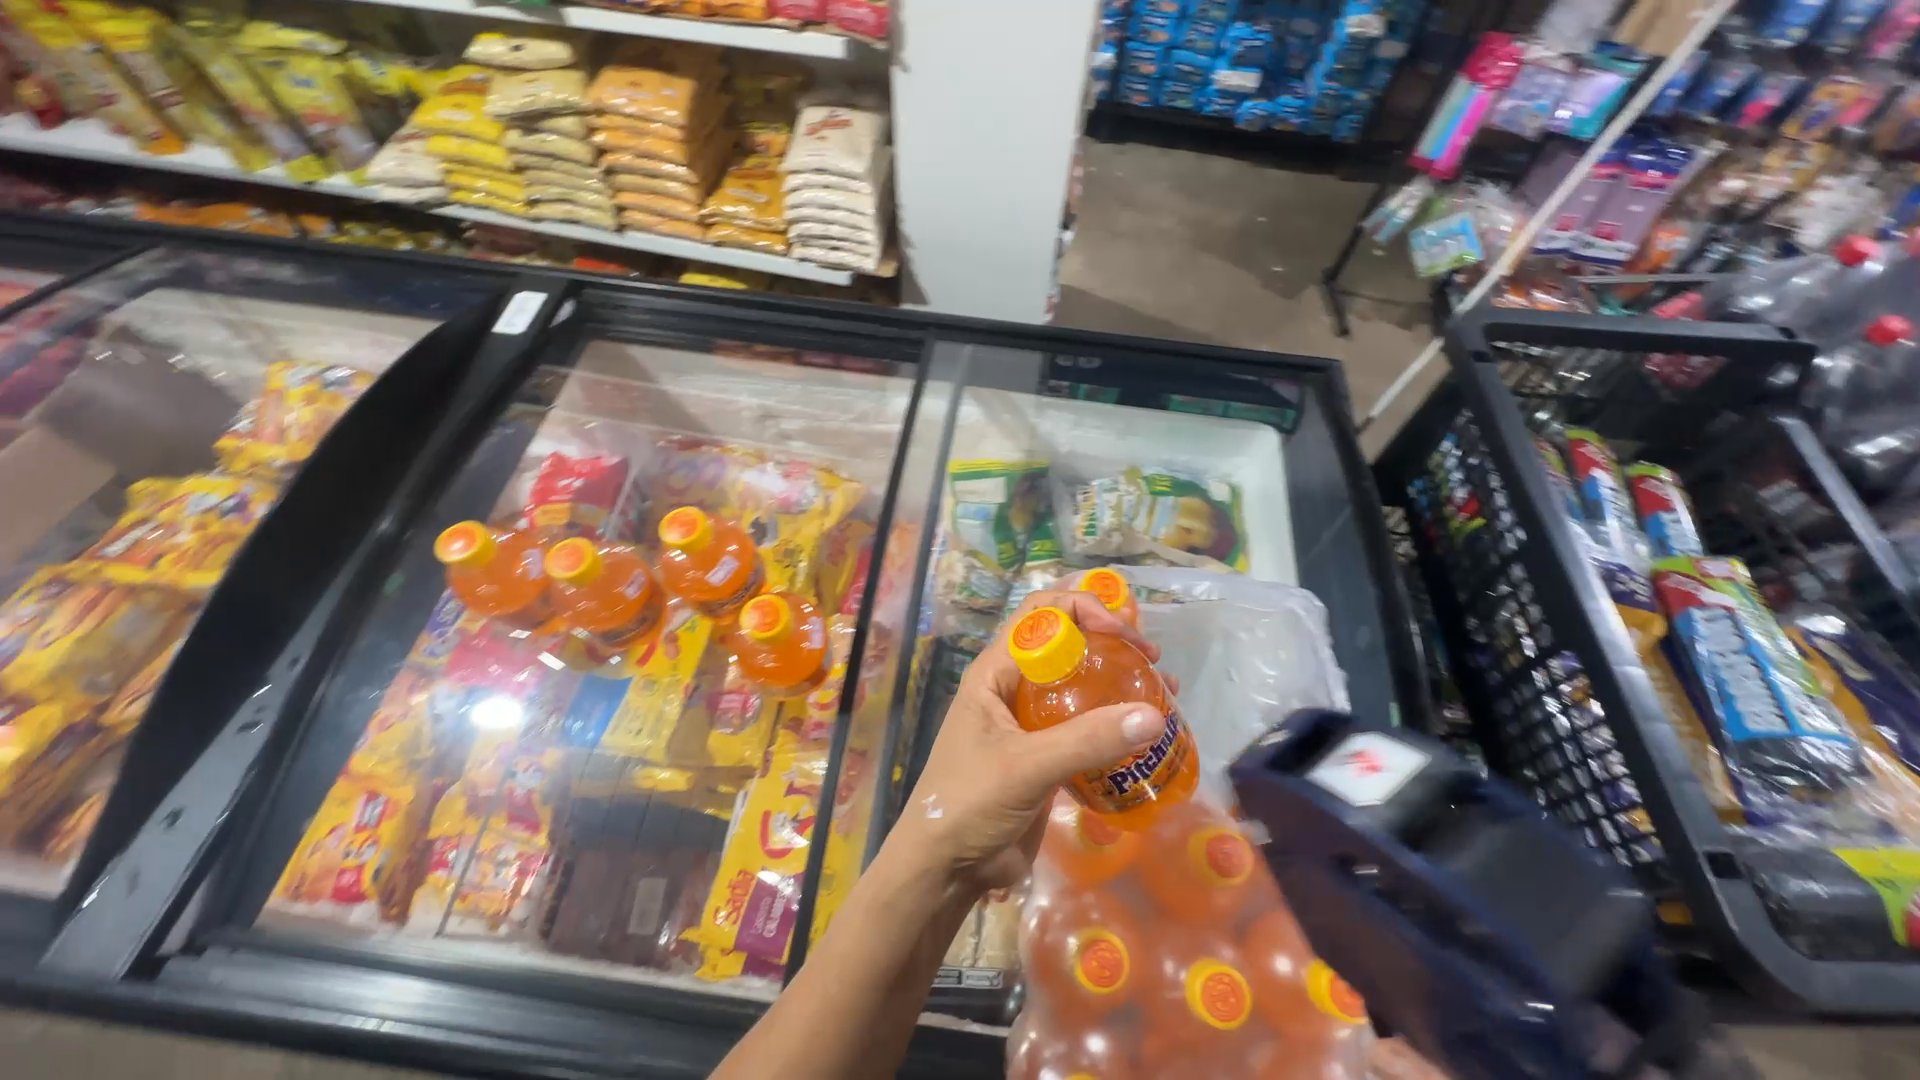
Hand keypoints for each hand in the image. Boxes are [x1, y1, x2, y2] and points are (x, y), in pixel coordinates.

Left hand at [885, 582, 1175, 895]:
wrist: (945, 868)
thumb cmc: (969, 804)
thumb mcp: (1026, 767)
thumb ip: (1087, 741)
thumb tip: (1154, 716)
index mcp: (995, 674)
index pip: (1039, 615)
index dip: (1082, 610)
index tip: (1123, 634)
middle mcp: (1012, 689)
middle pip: (1064, 645)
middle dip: (1109, 644)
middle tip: (1151, 661)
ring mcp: (1029, 724)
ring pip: (1078, 687)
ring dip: (1118, 683)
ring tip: (1163, 691)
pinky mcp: (1044, 757)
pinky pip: (1084, 728)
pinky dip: (1115, 725)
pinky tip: (1147, 735)